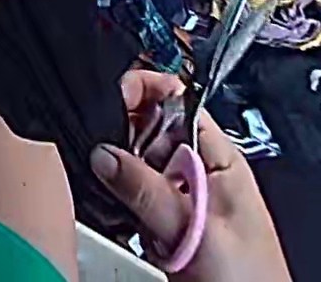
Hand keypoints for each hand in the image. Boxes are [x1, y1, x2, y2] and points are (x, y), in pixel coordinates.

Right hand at [91, 72, 290, 281]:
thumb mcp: (196, 232)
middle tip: (106, 151)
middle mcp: (198, 168)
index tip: (114, 97)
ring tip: (111, 186)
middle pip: (151, 126)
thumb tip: (103, 153)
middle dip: (125, 133)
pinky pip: (134, 193)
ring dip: (120, 169)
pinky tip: (113, 207)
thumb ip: (148, 191)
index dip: (145, 89)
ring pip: (138, 160)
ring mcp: (182, 196)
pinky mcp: (167, 222)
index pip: (176, 97)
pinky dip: (119, 196)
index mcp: (217, 155)